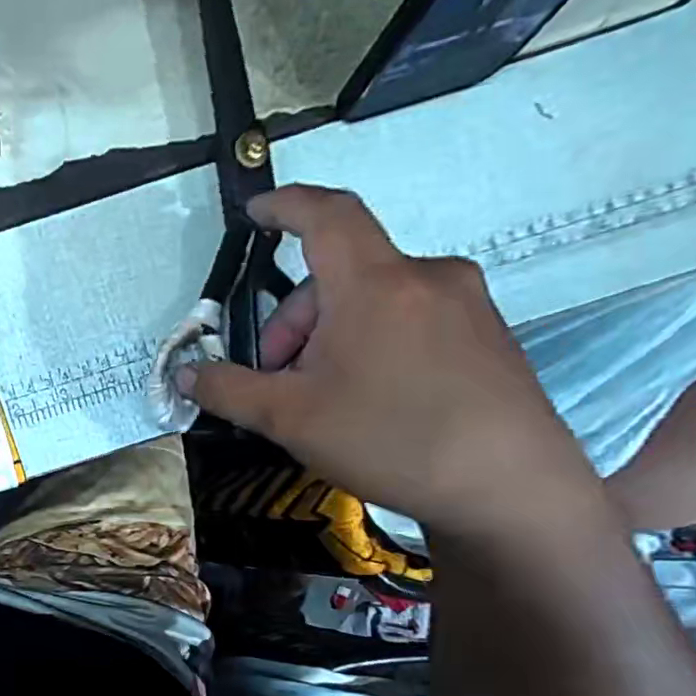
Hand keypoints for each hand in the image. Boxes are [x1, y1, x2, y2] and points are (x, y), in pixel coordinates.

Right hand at [181, 185, 601, 536]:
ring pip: (375, 298)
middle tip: (277, 375)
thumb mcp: (290, 419)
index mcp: (375, 283)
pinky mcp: (487, 334)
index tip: (256, 214)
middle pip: (340, 273)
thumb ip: (228, 390)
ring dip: (331, 333)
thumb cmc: (389, 439)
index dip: (286, 205)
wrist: (511, 490)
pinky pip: (411, 318)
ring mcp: (465, 304)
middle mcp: (426, 276)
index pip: (326, 214)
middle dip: (295, 319)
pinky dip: (373, 340)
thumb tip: (184, 375)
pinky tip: (370, 397)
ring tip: (322, 393)